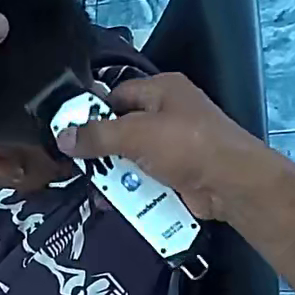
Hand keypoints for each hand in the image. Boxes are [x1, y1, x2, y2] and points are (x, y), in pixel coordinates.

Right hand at [54, 73, 274, 219]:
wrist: (231, 184)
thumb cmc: (187, 146)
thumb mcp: (136, 135)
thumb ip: (97, 136)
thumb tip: (63, 137)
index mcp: (162, 90)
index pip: (116, 96)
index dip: (93, 113)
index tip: (68, 134)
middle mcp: (169, 114)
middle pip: (123, 131)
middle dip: (102, 152)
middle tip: (77, 168)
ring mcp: (176, 147)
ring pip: (133, 160)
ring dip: (115, 176)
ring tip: (94, 191)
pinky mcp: (179, 175)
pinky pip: (147, 181)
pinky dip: (133, 192)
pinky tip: (114, 204)